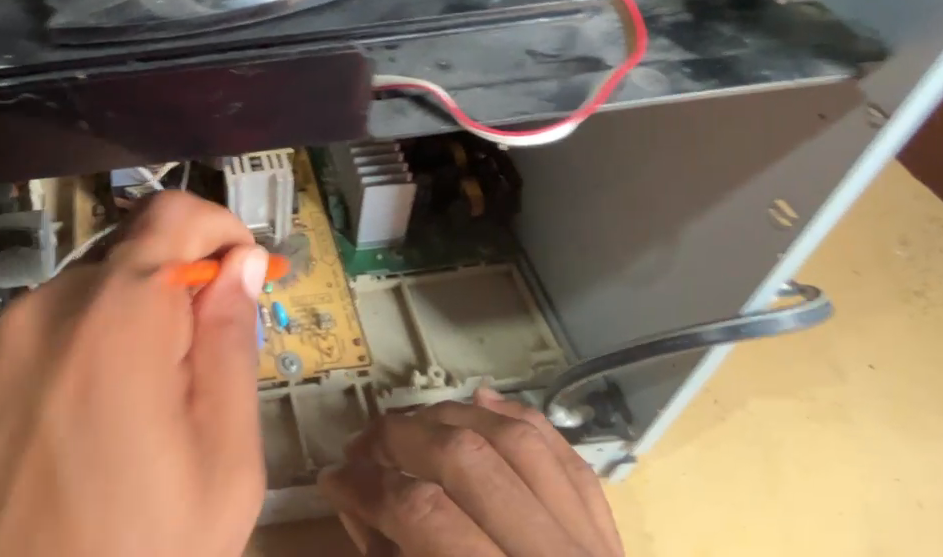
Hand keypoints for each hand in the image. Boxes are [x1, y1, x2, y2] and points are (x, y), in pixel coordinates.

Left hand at [0, 190, 269, 556]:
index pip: (173, 214)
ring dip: (127, 326)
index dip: (219, 231)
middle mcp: (49, 305)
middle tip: (197, 376)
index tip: (244, 277)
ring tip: (138, 420)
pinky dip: (81, 351)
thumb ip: (231, 344)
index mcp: (116, 313)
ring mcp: (2, 339)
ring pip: (88, 296)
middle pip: (131, 258)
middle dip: (176, 294)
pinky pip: (46, 332)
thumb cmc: (136, 555)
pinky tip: (86, 429)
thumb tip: (240, 264)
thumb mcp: (221, 463)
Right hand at [319, 389, 622, 556]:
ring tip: (409, 424)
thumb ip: (387, 556)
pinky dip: (518, 418)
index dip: (368, 489)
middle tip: (365, 447)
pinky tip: (479, 401)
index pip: (424, 515)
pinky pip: (564, 454)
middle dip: (402, 439)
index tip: (335, 479)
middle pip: (469, 462)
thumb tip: (351, 491)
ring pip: (516, 441)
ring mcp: (591, 542)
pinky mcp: (607, 531)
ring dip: (451, 417)